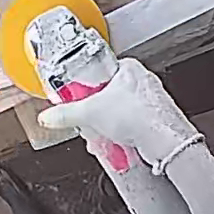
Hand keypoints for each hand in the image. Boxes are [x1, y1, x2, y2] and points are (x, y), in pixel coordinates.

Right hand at [35, 58, 201, 169]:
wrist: (164, 141)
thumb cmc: (138, 116)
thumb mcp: (90, 113)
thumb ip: (65, 114)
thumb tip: (49, 115)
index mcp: (128, 67)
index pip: (98, 73)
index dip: (85, 90)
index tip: (77, 101)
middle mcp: (142, 81)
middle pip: (107, 98)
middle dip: (96, 117)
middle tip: (90, 124)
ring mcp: (150, 102)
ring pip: (119, 115)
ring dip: (107, 129)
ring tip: (104, 138)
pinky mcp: (155, 121)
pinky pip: (131, 127)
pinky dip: (122, 138)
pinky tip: (117, 145)